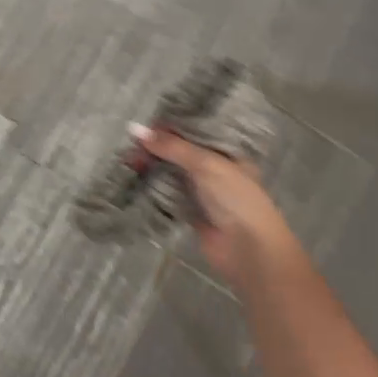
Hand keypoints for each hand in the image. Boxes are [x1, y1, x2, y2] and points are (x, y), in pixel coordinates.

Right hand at [135, 126, 298, 289]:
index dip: (169, 127)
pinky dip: (151, 186)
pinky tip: (134, 179)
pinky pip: (166, 192)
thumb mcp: (205, 164)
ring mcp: (202, 191)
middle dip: (155, 148)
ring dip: (151, 166)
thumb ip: (171, 146)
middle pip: (178, 152)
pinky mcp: (190, 210)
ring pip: (170, 171)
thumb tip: (133, 128)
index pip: (193, 132)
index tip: (143, 125)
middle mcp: (214, 169)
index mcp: (226, 153)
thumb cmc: (236, 199)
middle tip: (130, 146)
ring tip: (128, 162)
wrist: (249, 251)